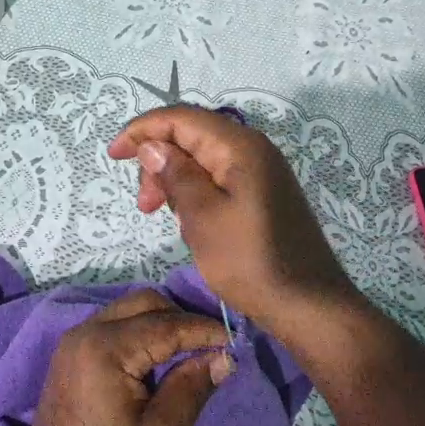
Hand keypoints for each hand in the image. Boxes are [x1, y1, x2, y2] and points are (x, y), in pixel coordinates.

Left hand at [19, 290, 231, 425]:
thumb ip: (192, 387)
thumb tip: (224, 355)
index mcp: (104, 347)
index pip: (165, 324)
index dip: (203, 329)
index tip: (234, 339)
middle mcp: (83, 332)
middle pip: (142, 304)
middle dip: (179, 318)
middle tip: (211, 344)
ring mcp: (71, 346)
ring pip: (126, 313)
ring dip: (159, 324)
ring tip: (190, 351)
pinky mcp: (67, 361)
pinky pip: (110, 330)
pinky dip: (138, 335)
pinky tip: (158, 361)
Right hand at [109, 106, 358, 329]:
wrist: (310, 307)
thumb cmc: (251, 263)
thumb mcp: (203, 218)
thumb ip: (176, 175)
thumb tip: (153, 144)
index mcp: (239, 146)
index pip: (181, 118)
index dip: (143, 129)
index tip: (114, 155)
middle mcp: (253, 148)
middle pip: (191, 135)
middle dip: (159, 160)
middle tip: (145, 206)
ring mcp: (262, 171)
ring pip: (203, 158)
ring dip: (175, 179)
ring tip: (166, 218)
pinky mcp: (264, 194)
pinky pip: (219, 177)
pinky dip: (196, 192)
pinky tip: (192, 223)